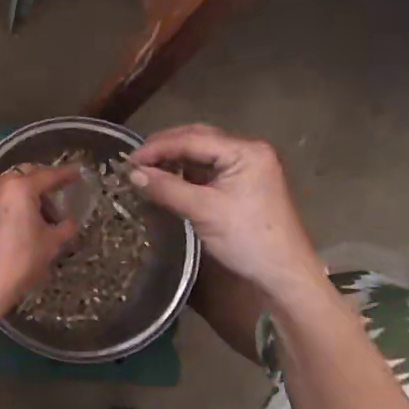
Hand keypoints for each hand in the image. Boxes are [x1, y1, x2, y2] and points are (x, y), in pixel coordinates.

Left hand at [0, 165, 80, 320]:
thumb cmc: (20, 261)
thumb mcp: (50, 244)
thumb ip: (64, 227)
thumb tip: (69, 222)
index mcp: (20, 188)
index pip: (48, 175)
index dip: (66, 174)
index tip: (78, 173)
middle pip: (26, 174)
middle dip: (44, 179)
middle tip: (60, 192)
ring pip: (11, 185)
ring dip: (28, 191)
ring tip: (43, 211)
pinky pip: (1, 198)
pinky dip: (14, 201)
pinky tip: (23, 219)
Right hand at [127, 125, 324, 300]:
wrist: (281, 271)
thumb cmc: (247, 238)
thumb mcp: (203, 211)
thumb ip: (167, 188)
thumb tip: (132, 174)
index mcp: (245, 151)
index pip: (192, 139)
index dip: (157, 147)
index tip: (127, 161)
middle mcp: (248, 151)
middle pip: (197, 138)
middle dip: (163, 147)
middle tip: (133, 162)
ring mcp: (246, 166)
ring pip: (201, 151)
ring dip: (172, 157)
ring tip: (144, 168)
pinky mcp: (241, 182)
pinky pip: (206, 166)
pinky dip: (183, 169)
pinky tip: (165, 177)